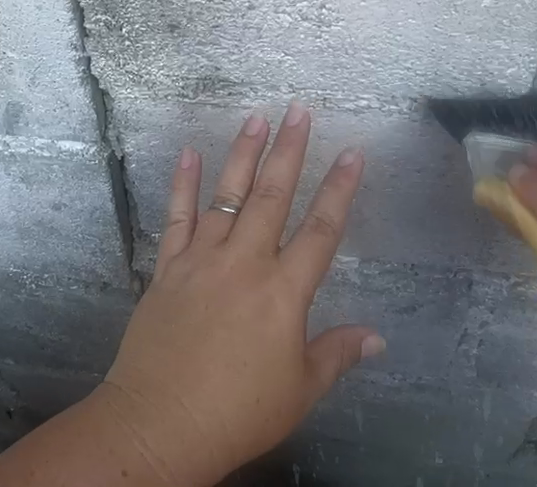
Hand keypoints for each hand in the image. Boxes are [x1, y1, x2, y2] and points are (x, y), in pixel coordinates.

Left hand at [90, 101, 382, 485]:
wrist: (159, 425)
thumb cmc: (237, 413)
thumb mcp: (300, 391)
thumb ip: (337, 355)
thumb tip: (378, 337)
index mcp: (283, 292)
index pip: (321, 229)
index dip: (339, 189)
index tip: (352, 153)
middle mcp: (245, 263)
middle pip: (273, 196)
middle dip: (289, 150)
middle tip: (299, 111)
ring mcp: (202, 260)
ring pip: (227, 196)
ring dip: (243, 154)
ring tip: (256, 118)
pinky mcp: (167, 267)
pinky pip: (177, 217)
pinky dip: (183, 183)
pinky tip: (190, 153)